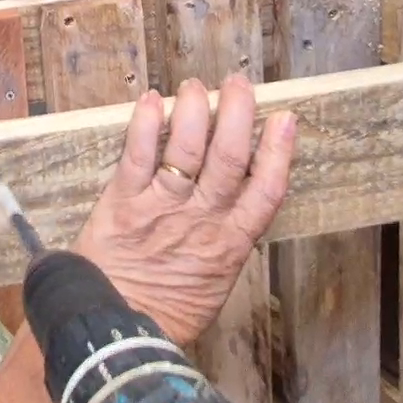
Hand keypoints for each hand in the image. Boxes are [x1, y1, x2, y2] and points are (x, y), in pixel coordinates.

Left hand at [70, 74, 295, 345]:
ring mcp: (162, 207)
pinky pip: (137, 156)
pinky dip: (144, 125)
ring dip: (193, 112)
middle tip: (239, 83)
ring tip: (196, 85)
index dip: (278, 152)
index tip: (285, 118)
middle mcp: (200, 220)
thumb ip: (225, 237)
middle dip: (236, 116)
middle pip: (228, 160)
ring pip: (186, 151)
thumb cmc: (166, 302)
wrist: (116, 318)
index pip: (265, 191)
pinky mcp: (124, 200)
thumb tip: (237, 197)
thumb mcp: (214, 278)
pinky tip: (151, 99)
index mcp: (229, 243)